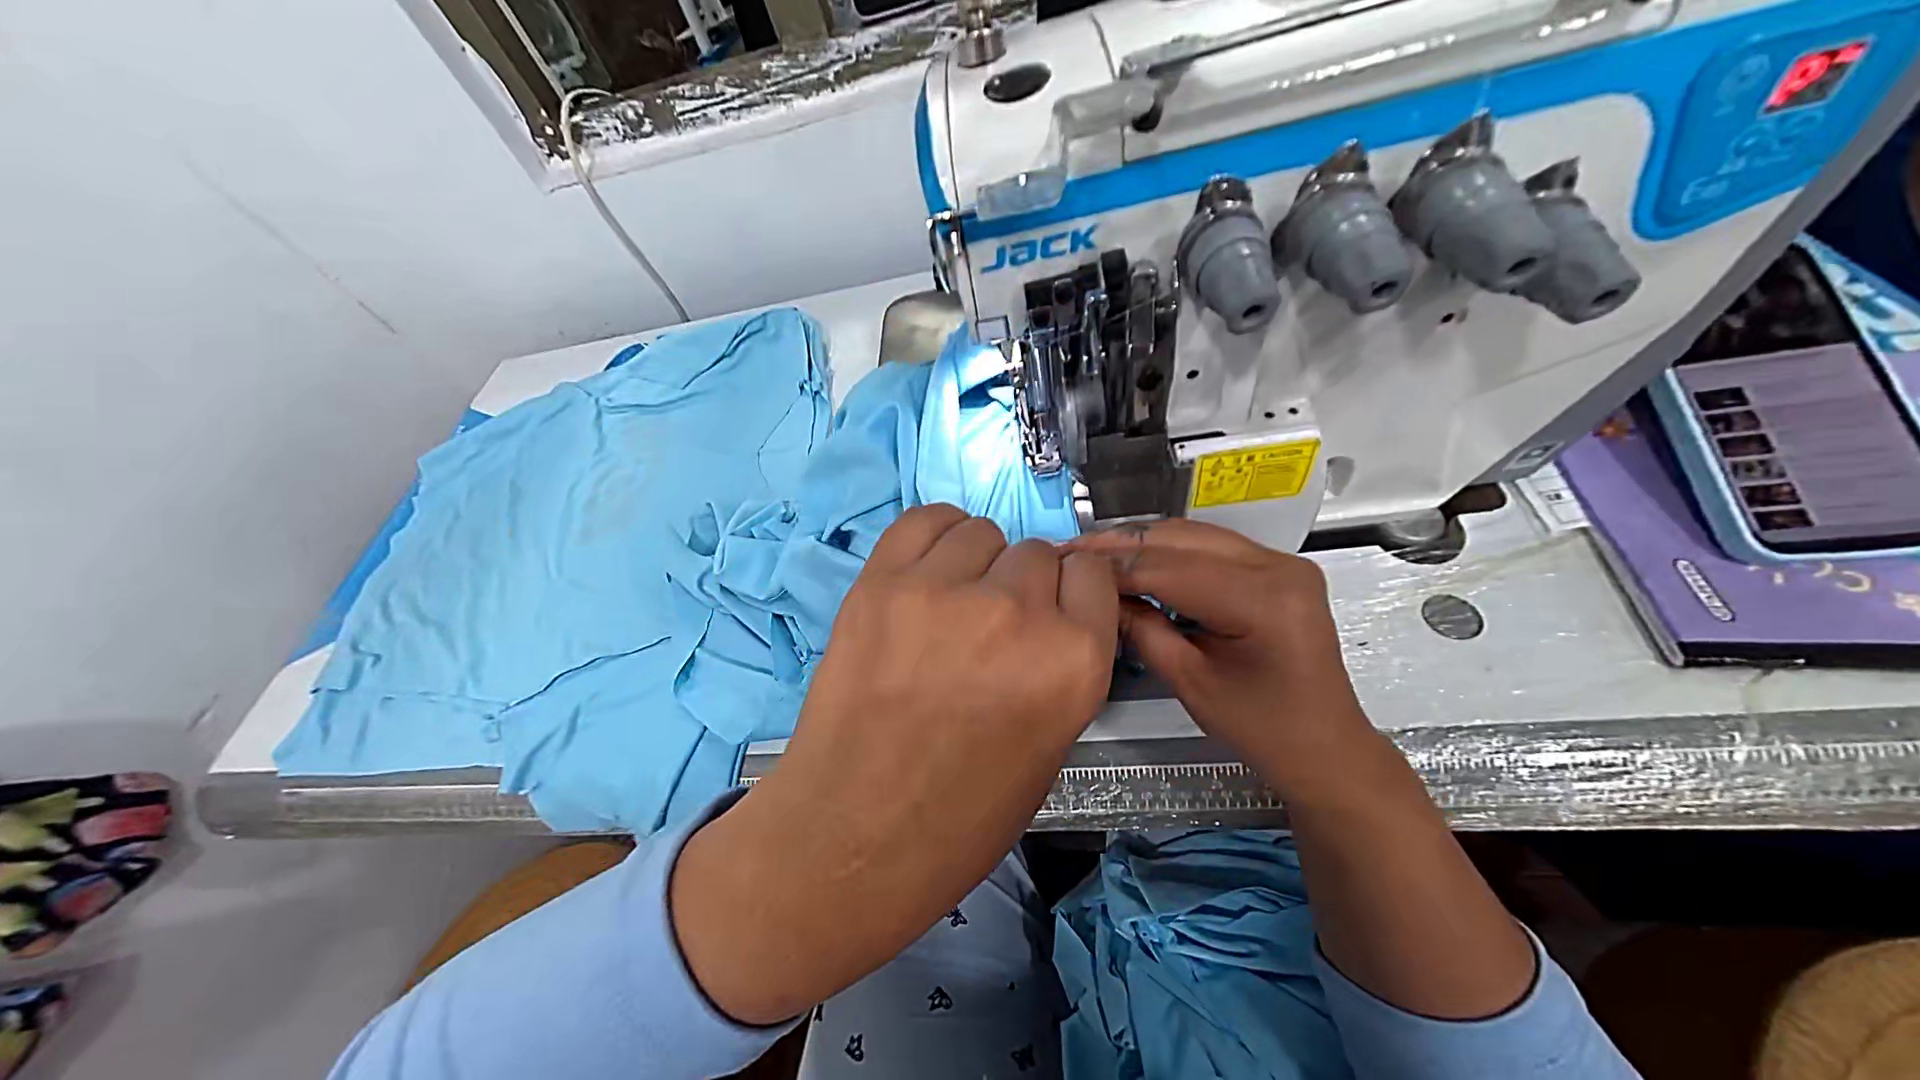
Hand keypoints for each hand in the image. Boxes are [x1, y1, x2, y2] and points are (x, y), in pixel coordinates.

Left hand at [672, 504, 1117, 1024]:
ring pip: (983, 533)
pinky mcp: (880, 583)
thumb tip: (1053, 612)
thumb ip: (1064, 664)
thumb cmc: (963, 814)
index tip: (1053, 611)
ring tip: (952, 608)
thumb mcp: (1052, 743)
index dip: (1073, 594)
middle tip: (993, 627)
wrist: (856, 834)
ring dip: (979, 564)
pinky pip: (925, 520)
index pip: (1093, 576)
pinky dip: (935, 538)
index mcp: (1073, 661)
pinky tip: (928, 573)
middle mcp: (1016, 613)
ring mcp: (943, 591)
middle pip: (1039, 553)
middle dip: (1025, 586)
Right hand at [1077, 518, 1536, 1019]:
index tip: (1068, 565)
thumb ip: (1142, 630)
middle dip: (1124, 544)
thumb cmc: (1261, 727)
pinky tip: (1138, 560)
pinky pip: (1212, 545)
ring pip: (1195, 534)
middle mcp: (1279, 567)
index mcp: (1263, 601)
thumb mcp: (1190, 683)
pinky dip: (1171, 551)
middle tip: (1073, 551)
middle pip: (1183, 538)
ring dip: (1144, 542)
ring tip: (1097, 553)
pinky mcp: (1278, 567)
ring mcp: (1283, 562)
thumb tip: (1098, 595)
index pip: (1170, 569)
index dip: (1115, 567)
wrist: (1324, 745)